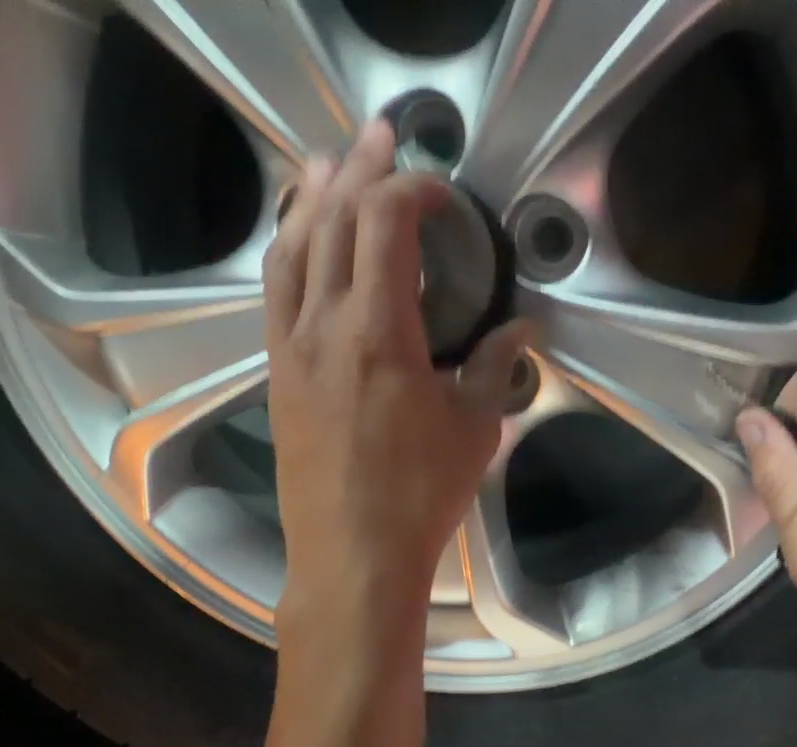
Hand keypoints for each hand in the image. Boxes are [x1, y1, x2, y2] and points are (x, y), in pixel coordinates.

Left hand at [264, 120, 532, 611]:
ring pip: (290, 249)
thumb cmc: (418, 497)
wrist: (350, 557)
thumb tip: (521, 332)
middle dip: (359, 170)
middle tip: (381, 138)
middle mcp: (323, 327)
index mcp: (378, 333)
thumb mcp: (473, 429)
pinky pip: (275, 292)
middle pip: (331, 222)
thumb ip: (495, 369)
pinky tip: (300, 243)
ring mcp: (290, 349)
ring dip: (312, 199)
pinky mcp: (277, 375)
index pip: (384, 226)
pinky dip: (289, 250)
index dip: (411, 189)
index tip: (442, 191)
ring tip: (329, 165)